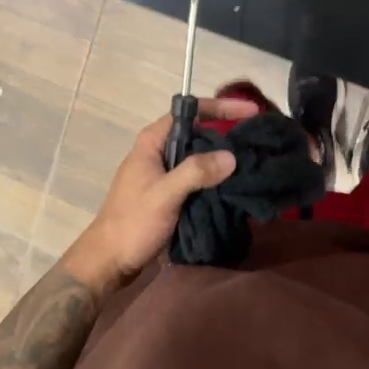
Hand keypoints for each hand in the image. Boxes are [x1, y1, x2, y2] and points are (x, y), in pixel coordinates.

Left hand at [59, 94, 261, 294]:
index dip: (220, 108)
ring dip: (223, 157)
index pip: (190, 111)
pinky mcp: (170, 194)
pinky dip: (216, 177)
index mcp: (153, 141)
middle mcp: (159, 151)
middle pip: (197, 132)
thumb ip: (195, 172)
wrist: (110, 261)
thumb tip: (231, 156)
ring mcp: (164, 173)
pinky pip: (198, 177)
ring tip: (255, 159)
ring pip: (199, 156)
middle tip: (258, 138)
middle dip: (227, 132)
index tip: (252, 112)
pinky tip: (237, 184)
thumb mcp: (165, 195)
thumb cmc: (132, 222)